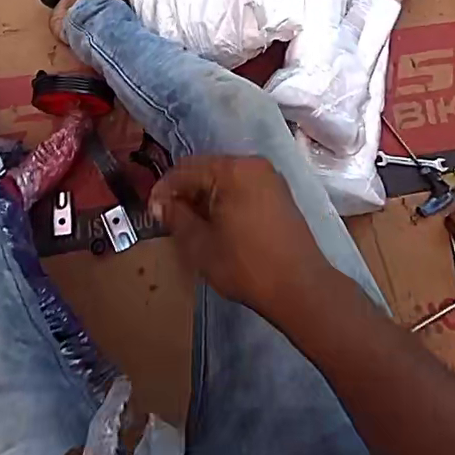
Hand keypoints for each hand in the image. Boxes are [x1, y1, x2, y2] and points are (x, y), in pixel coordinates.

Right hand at [149, 156, 338, 322]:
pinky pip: (240, 186)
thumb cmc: (246, 265)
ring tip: (192, 222)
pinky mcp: (278, 193)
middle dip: (184, 192)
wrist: (303, 291)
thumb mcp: (200, 243)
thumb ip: (175, 216)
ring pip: (222, 178)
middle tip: (169, 218)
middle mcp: (251, 164)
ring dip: (204, 196)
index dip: (163, 191)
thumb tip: (160, 203)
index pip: (183, 170)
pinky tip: (218, 223)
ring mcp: (269, 177)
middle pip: (204, 170)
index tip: (151, 212)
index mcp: (231, 169)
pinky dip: (224, 199)